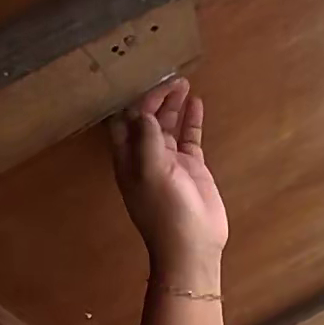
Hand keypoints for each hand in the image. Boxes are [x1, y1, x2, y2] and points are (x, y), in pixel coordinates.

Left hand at [107, 77, 228, 286]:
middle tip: (173, 79)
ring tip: (185, 83)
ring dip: (174, 105)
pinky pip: (189, 138)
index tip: (153, 84)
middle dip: (156, 98)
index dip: (136, 103)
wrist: (192, 245)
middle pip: (147, 120)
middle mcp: (146, 158)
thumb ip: (147, 140)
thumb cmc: (166, 212)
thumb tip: (144, 112)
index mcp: (128, 161)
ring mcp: (170, 163)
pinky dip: (192, 121)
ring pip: (169, 126)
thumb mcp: (151, 173)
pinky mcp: (192, 168)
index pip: (126, 123)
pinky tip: (197, 103)